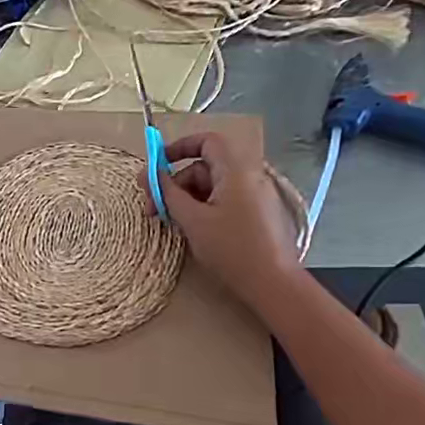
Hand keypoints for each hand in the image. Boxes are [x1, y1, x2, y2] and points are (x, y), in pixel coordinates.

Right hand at [149, 131, 306, 310]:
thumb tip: (152, 175)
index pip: (206, 142)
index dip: (178, 148)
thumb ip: (169, 194)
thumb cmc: (231, 248)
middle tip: (153, 208)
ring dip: (187, 199)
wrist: (273, 283)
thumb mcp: (193, 221)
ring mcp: (255, 196)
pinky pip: (225, 201)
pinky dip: (204, 209)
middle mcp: (249, 176)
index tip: (156, 165)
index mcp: (236, 170)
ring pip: (213, 187)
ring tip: (170, 223)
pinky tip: (191, 230)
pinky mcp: (258, 214)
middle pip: (205, 168)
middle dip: (176, 184)